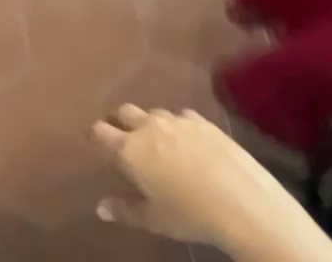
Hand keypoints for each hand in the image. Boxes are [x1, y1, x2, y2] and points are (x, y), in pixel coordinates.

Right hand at [91, 104, 331, 261]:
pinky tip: (187, 140)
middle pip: (124, 112)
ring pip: (153, 113)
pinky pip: (181, 116)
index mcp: (130, 149)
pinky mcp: (203, 120)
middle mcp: (149, 127)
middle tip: (120, 135)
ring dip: (149, 122)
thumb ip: (124, 210)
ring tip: (155, 139)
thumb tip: (100, 207)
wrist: (241, 200)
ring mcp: (177, 120)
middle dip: (118, 121)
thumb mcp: (154, 218)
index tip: (90, 138)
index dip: (93, 133)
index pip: (100, 131)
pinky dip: (177, 125)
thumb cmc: (189, 214)